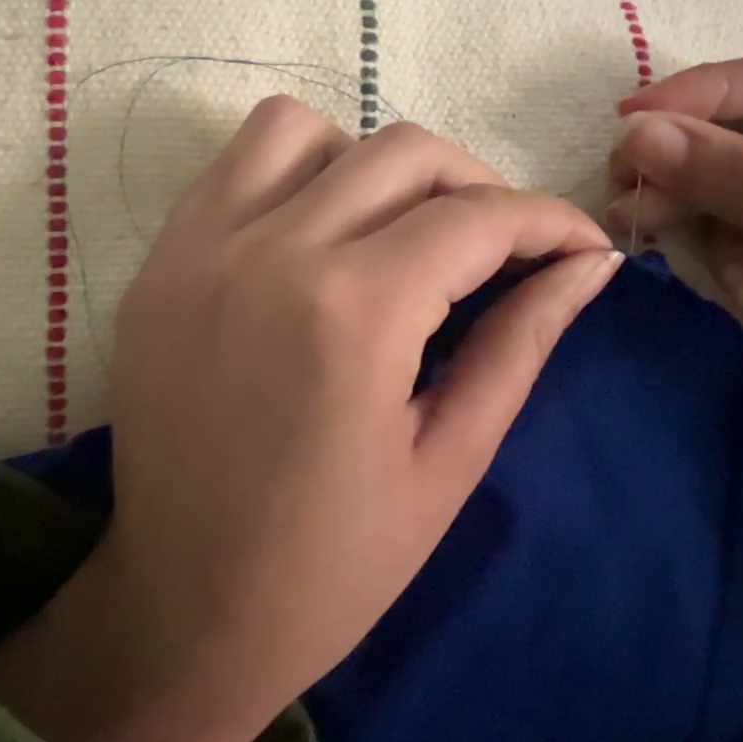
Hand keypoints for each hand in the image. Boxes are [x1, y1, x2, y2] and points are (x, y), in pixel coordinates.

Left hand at [0, 97, 620, 741]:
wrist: (185, 612)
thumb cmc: (332, 566)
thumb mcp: (448, 461)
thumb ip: (519, 344)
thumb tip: (587, 266)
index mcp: (354, 311)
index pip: (477, 217)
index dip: (547, 221)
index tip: (579, 248)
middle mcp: (269, 251)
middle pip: (401, 152)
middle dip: (477, 186)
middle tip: (501, 249)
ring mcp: (197, 249)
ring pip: (300, 130)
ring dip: (370, 164)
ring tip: (397, 232)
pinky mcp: (156, 266)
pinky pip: (230, 170)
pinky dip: (289, 176)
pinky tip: (317, 238)